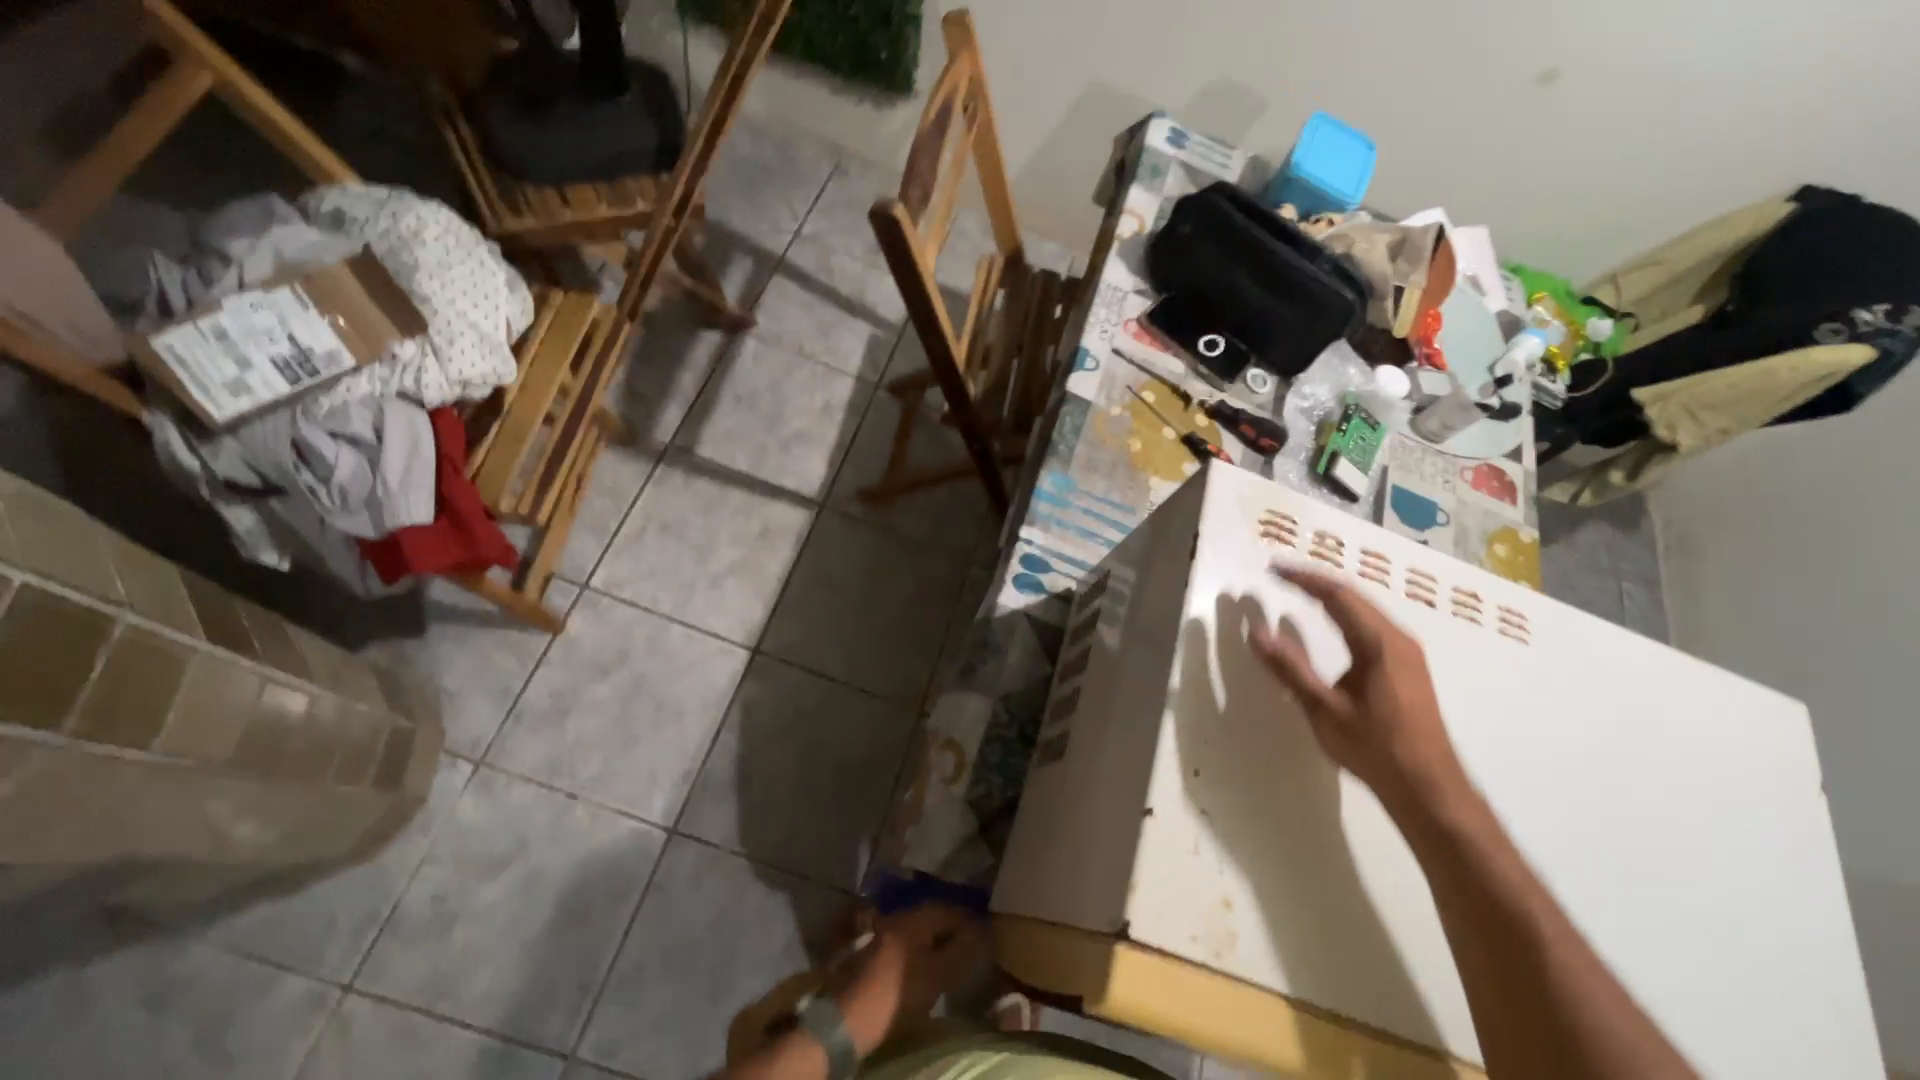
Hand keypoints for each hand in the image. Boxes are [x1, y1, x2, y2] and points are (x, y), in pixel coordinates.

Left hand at [833, 904, 985, 1052]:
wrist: (850, 1017)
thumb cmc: (899, 992)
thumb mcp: (938, 974)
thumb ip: (960, 949)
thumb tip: (979, 931)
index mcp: (914, 918)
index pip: (947, 909)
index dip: (966, 919)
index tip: (981, 931)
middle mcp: (896, 918)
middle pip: (929, 916)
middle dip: (948, 926)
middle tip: (966, 942)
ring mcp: (879, 933)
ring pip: (913, 929)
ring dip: (931, 938)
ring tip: (946, 954)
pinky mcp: (869, 952)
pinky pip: (901, 941)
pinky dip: (916, 948)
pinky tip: (922, 963)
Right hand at [1248, 564, 1470, 811]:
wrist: (1428, 787)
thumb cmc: (1375, 748)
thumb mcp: (1324, 710)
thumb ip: (1290, 669)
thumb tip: (1256, 632)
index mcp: (1380, 643)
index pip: (1337, 595)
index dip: (1303, 579)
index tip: (1272, 569)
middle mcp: (1398, 639)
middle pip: (1354, 597)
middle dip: (1316, 583)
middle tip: (1281, 576)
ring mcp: (1407, 654)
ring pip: (1365, 613)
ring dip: (1332, 599)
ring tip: (1300, 592)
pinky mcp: (1408, 669)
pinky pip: (1372, 628)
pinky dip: (1345, 617)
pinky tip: (1332, 627)